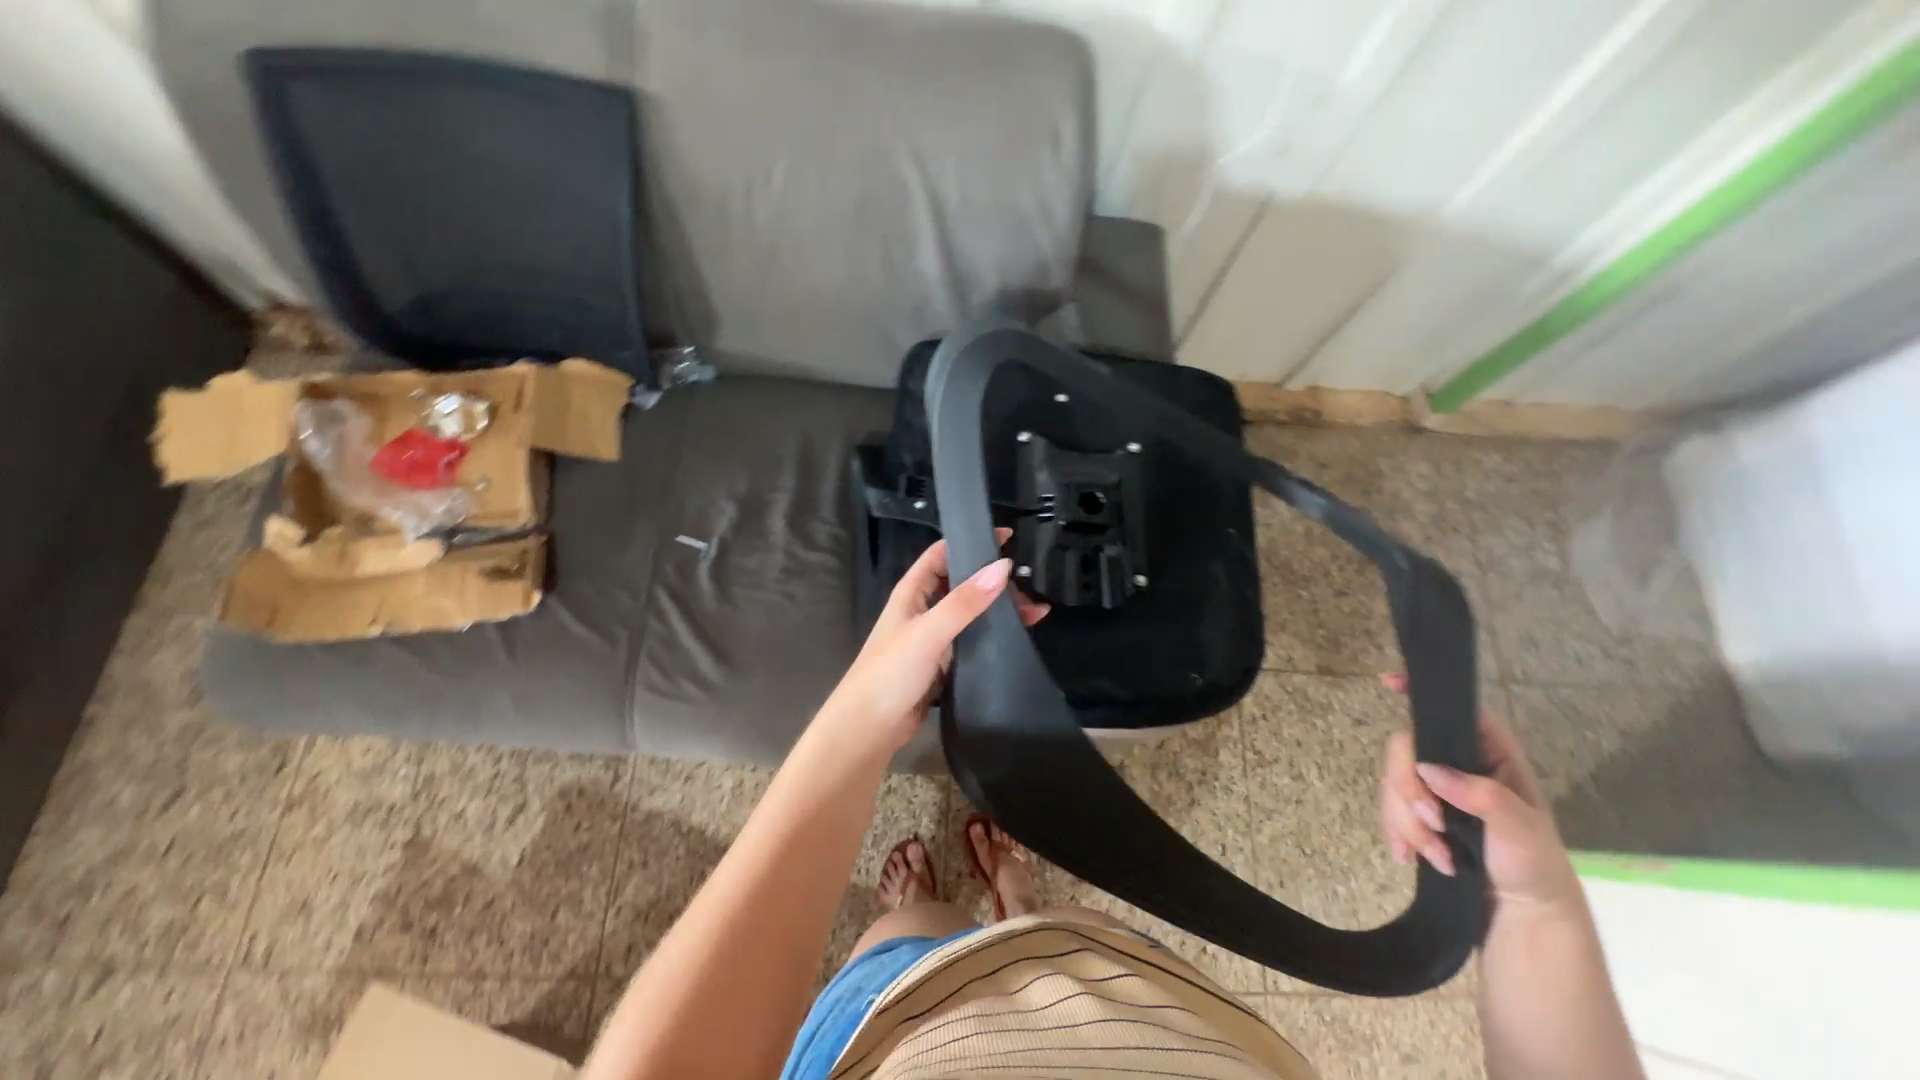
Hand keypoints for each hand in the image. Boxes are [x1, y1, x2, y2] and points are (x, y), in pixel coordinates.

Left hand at [817, 530, 1047, 754]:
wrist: (869, 728)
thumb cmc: (891, 672)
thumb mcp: (929, 631)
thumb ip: (964, 601)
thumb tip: (1002, 567)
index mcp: (912, 593)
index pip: (942, 554)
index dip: (970, 542)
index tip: (1007, 538)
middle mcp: (922, 610)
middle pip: (962, 584)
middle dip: (993, 579)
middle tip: (1031, 579)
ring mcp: (933, 638)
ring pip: (971, 614)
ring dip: (999, 609)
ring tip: (1037, 610)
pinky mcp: (943, 664)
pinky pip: (973, 642)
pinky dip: (995, 637)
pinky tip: (1020, 638)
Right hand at [1376, 673, 1580, 914]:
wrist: (1524, 916)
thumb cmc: (1534, 865)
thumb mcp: (1519, 828)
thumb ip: (1479, 795)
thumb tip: (1428, 770)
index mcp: (1491, 757)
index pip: (1458, 713)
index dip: (1424, 695)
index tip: (1387, 684)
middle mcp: (1460, 767)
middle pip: (1409, 752)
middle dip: (1409, 791)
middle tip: (1431, 824)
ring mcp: (1438, 792)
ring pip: (1395, 784)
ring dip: (1406, 822)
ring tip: (1434, 856)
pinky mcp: (1421, 817)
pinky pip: (1390, 810)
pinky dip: (1395, 832)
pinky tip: (1408, 856)